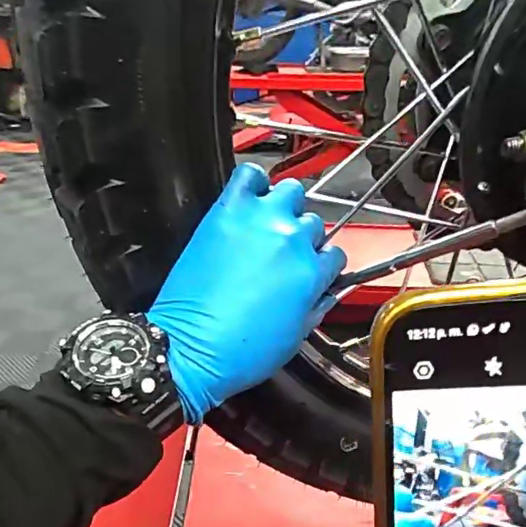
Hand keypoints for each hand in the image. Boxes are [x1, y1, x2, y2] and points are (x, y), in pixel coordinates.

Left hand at [147, 163, 344, 422]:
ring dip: (283, 208)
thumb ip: (317, 307)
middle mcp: (292, 241)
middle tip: (282, 255)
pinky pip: (250, 174)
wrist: (191, 349)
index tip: (310, 270)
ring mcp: (260, 221)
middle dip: (302, 239)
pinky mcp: (227, 211)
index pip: (335, 254)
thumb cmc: (241, 352)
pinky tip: (249, 201)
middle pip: (312, 223)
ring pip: (290, 192)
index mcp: (312, 274)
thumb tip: (326, 292)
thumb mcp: (295, 338)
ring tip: (267, 226)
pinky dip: (253, 183)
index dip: (322, 265)